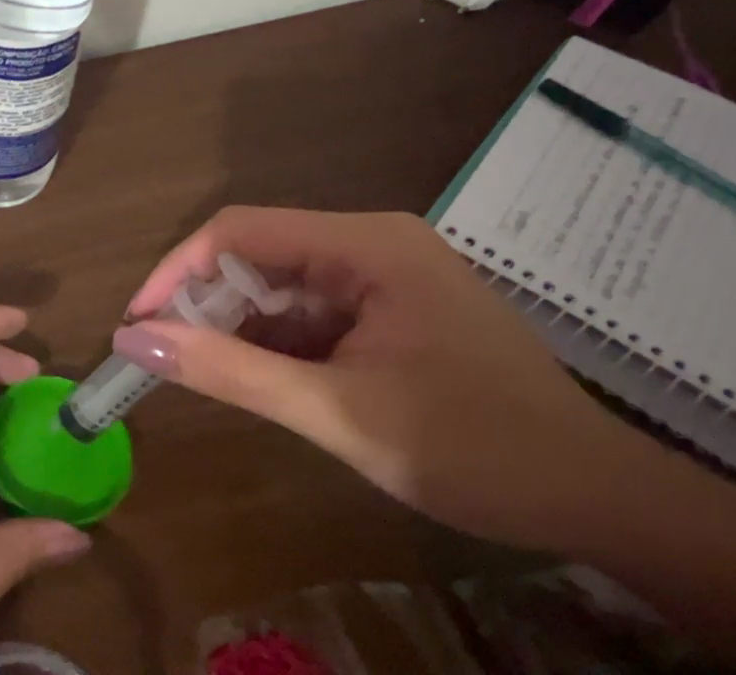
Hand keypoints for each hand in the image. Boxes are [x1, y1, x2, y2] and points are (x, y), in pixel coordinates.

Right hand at [112, 206, 659, 551]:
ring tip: (205, 374)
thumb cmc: (473, 450)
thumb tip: (133, 341)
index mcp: (367, 246)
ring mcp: (388, 277)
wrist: (602, 503)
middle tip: (165, 358)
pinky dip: (277, 343)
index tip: (137, 325)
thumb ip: (230, 371)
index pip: (239, 231)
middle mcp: (375, 245)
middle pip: (259, 255)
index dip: (176, 272)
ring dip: (240, 327)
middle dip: (206, 303)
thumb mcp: (336, 412)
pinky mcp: (395, 311)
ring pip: (282, 286)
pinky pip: (314, 313)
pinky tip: (263, 381)